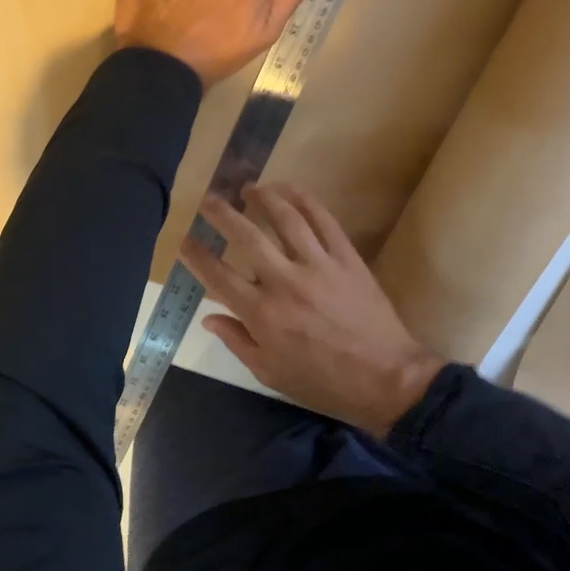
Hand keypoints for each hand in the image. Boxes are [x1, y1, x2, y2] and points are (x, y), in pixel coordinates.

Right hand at [181, 183, 445, 436]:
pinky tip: (289, 189)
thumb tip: (209, 318)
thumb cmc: (322, 382)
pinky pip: (324, 221)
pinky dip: (305, 200)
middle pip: (246, 236)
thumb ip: (237, 341)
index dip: (195, 255)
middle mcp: (285, 282)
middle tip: (208, 201)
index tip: (183, 240)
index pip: (217, 275)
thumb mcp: (269, 373)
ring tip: (248, 188)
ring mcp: (319, 266)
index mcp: (262, 313)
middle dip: (221, 214)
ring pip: (285, 219)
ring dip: (263, 198)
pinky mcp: (347, 259)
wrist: (387, 380)